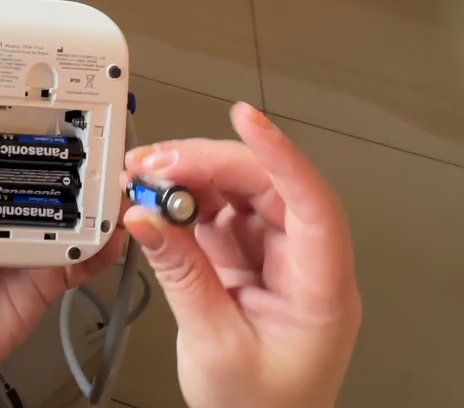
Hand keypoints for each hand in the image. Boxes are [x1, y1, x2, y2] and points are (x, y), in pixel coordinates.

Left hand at [0, 110, 125, 392]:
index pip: (5, 147)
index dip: (25, 124)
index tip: (46, 101)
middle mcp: (9, 207)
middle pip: (49, 174)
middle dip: (77, 157)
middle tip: (98, 140)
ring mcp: (33, 238)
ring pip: (74, 210)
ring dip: (98, 196)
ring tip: (115, 182)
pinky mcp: (50, 273)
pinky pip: (82, 258)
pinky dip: (103, 247)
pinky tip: (115, 235)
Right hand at [122, 102, 360, 407]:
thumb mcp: (214, 345)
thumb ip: (180, 273)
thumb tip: (144, 215)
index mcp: (321, 289)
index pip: (312, 205)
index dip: (280, 155)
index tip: (246, 118)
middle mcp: (301, 260)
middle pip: (264, 185)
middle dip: (207, 162)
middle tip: (155, 164)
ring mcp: (272, 252)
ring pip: (236, 188)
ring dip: (187, 175)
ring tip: (142, 176)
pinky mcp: (242, 251)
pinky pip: (213, 207)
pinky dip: (179, 198)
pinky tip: (152, 196)